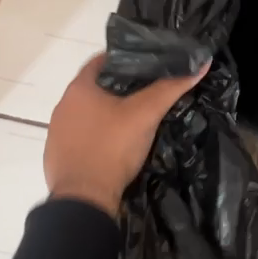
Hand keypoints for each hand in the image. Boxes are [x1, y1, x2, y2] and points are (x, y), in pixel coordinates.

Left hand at [44, 54, 204, 215]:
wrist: (84, 198)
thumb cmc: (112, 148)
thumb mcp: (146, 115)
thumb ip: (170, 88)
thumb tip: (200, 64)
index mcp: (79, 89)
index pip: (101, 61)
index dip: (125, 59)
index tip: (146, 66)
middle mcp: (63, 106)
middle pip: (94, 88)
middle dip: (119, 89)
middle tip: (146, 92)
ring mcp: (57, 132)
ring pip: (87, 113)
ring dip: (107, 114)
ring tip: (134, 119)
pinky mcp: (58, 155)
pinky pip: (81, 136)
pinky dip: (97, 136)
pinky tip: (115, 145)